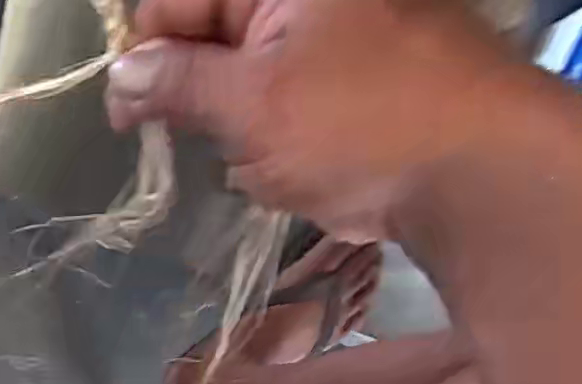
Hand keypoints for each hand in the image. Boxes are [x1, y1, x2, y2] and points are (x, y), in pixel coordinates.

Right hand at [103, 0, 558, 240]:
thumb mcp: (253, 103)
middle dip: (182, 91)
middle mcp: (297, 0)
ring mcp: (315, 37)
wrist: (462, 168)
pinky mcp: (325, 80)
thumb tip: (118, 74)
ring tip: (242, 152)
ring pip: (227, 73)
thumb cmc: (357, 125)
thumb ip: (179, 83)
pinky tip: (263, 159)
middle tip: (180, 141)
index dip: (143, 54)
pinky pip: (259, 100)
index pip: (178, 1)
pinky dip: (246, 133)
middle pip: (201, 33)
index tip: (128, 118)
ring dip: (216, 119)